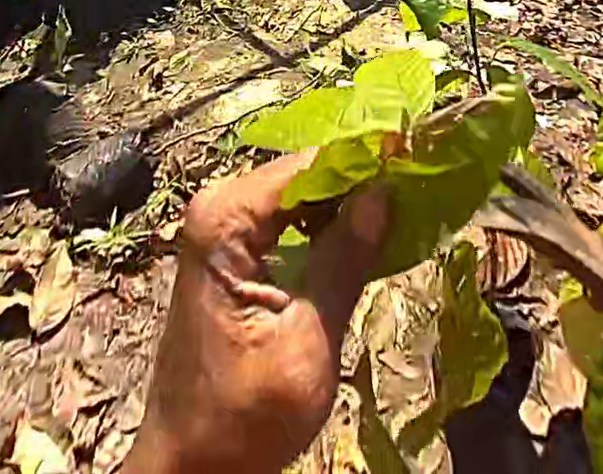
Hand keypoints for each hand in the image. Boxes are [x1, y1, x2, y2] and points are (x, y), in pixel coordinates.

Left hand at [124, 153, 389, 473]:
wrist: (189, 462)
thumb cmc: (242, 417)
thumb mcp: (307, 344)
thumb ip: (343, 262)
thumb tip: (382, 193)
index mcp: (226, 219)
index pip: (307, 166)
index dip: (361, 160)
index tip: (411, 158)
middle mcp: (219, 205)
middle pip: (303, 173)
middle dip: (357, 178)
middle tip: (413, 183)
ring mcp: (223, 222)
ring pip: (300, 191)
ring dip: (346, 198)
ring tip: (398, 204)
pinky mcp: (233, 242)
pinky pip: (289, 214)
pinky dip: (326, 220)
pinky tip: (362, 231)